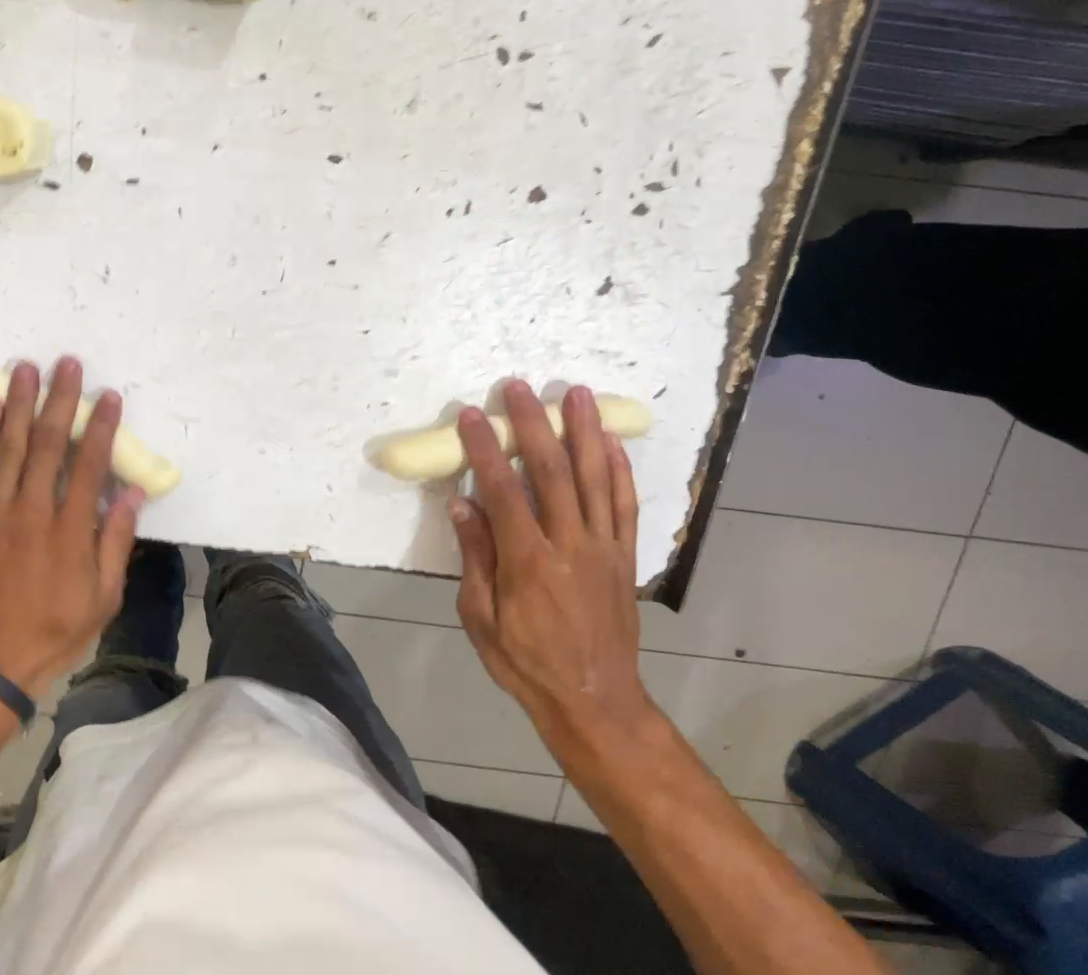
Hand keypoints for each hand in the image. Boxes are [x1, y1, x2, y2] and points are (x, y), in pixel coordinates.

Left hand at [0, 357, 142, 699]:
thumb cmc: (54, 631)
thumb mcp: (103, 597)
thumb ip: (116, 540)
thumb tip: (131, 492)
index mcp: (69, 531)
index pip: (88, 464)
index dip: (100, 426)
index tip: (109, 396)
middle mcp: (31, 511)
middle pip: (45, 443)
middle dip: (59, 399)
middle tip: (66, 362)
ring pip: (6, 447)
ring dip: (16, 404)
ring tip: (25, 368)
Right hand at [449, 381, 657, 750]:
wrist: (593, 699)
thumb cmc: (524, 661)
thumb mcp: (481, 617)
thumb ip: (476, 558)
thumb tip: (462, 505)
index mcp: (528, 562)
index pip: (504, 491)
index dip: (485, 449)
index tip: (470, 416)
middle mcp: (570, 545)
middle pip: (552, 472)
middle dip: (533, 424)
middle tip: (519, 387)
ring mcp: (604, 548)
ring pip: (595, 478)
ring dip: (584, 432)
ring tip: (576, 393)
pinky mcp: (624, 557)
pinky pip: (625, 505)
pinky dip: (619, 470)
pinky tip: (610, 442)